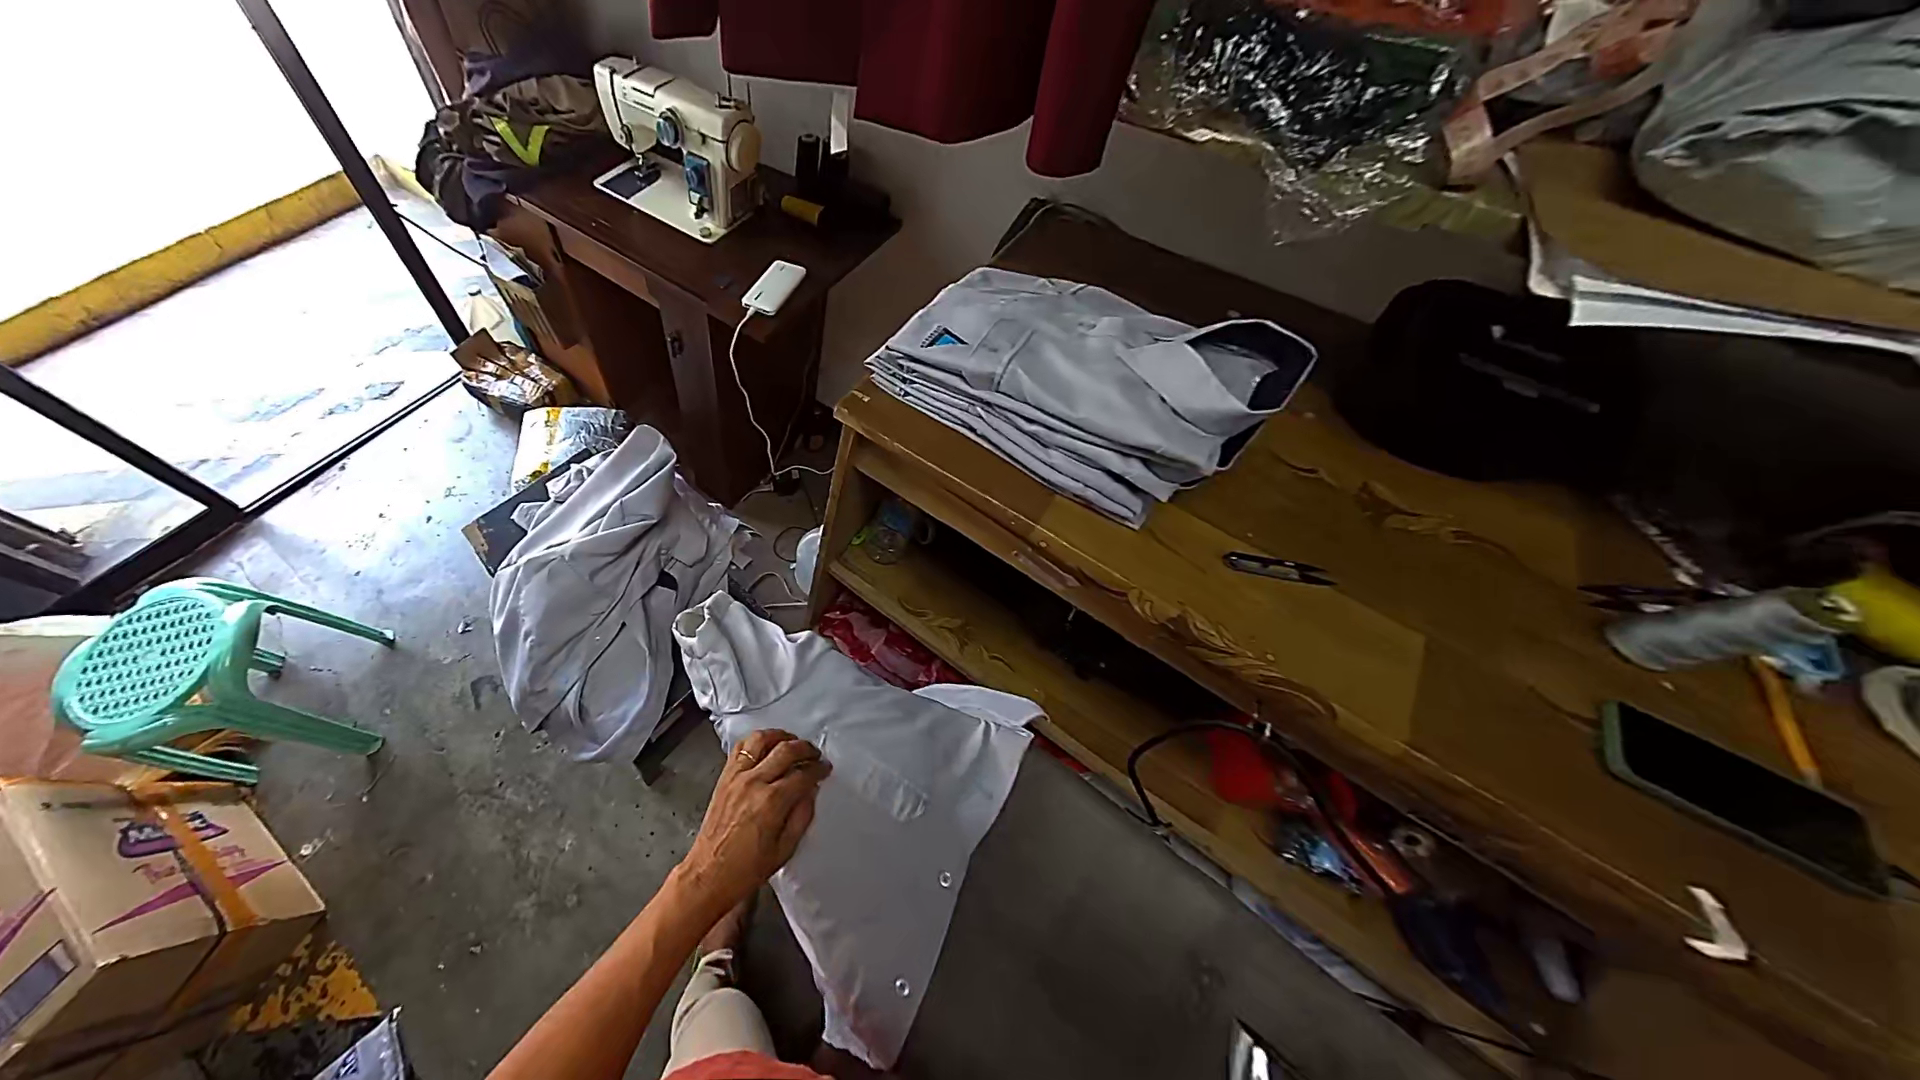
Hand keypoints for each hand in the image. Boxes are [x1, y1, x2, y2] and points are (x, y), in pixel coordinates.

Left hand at [676, 729, 829, 914]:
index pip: (803, 774)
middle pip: (787, 750)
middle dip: (806, 749)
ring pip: (761, 740)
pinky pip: (740, 748)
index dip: (819, 769)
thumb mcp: (785, 849)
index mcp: (772, 802)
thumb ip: (802, 815)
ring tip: (792, 742)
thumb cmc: (747, 869)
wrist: (708, 876)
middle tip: (815, 755)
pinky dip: (756, 741)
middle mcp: (754, 783)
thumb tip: (811, 791)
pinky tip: (766, 746)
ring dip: (781, 736)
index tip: (825, 769)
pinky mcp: (724, 778)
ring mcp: (736, 778)